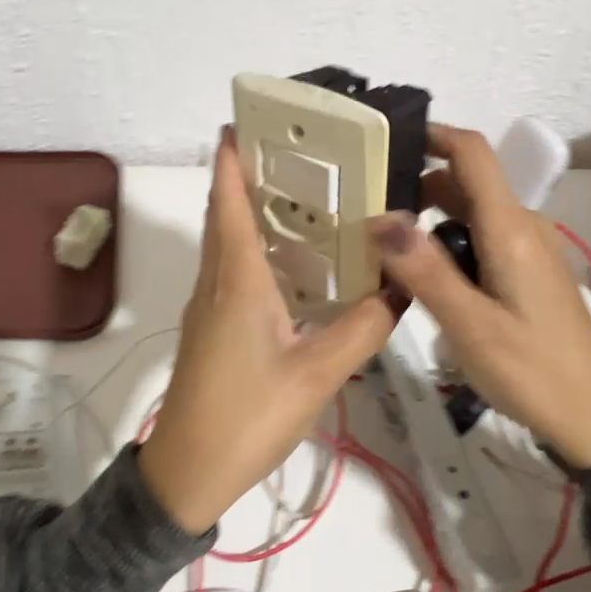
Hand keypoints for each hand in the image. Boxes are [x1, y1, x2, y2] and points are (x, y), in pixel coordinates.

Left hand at [139, 129, 399, 533]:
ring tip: (298, 197)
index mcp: (236, 280)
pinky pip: (229, 272)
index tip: (244, 120)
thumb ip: (363, 328)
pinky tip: (288, 266)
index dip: (233, 159)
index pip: (229, 202)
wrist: (188, 470)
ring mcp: (206, 308)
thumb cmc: (248, 417)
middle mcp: (215, 283)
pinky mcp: (209, 331)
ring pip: (225, 244)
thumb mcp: (317, 375)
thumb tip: (403, 285)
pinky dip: (252, 250)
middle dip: (246, 176)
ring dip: (248, 212)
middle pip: (224, 215)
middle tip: (292, 151)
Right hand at [367, 125, 590, 468]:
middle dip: (414, 187)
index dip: (430, 135)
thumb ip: (425, 271)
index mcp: (510, 230)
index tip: (381, 141)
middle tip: (361, 214)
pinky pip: (480, 241)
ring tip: (380, 253)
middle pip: (464, 183)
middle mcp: (521, 228)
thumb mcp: (470, 326)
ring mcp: (527, 250)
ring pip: (469, 214)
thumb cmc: (532, 371)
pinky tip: (419, 280)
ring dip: (427, 222)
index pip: (472, 154)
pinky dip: (446, 246)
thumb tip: (379, 218)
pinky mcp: (526, 273)